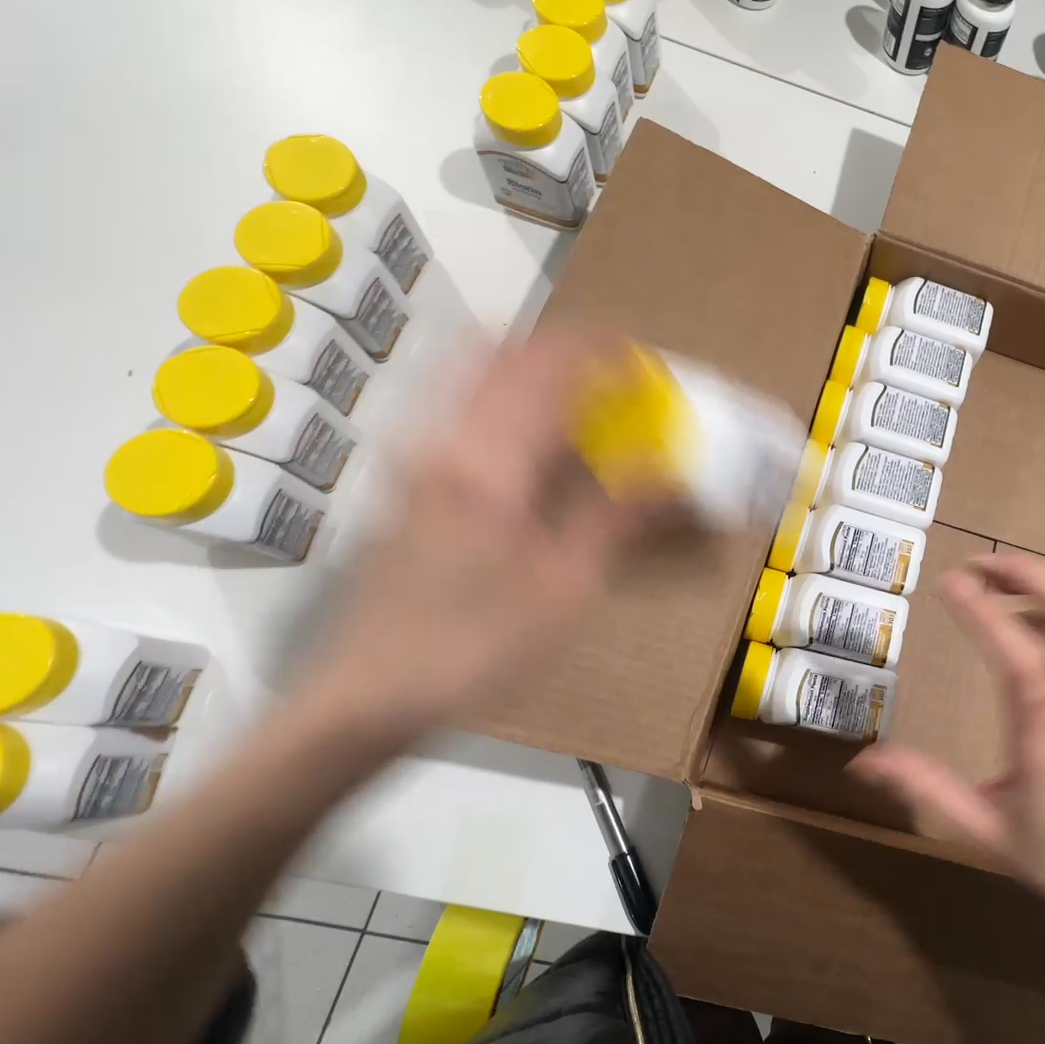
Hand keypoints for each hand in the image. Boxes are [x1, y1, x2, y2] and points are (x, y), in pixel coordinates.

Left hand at [309, 336, 642, 729]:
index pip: (548, 365)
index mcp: (489, 460)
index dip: (603, 349)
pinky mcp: (406, 478)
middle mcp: (444, 438)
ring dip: (532, 367)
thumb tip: (680, 475)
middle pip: (502, 349)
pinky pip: (459, 404)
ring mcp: (416, 455)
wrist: (364, 695)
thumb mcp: (564, 588)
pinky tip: (532, 446)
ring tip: (579, 401)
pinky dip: (504, 397)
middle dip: (566, 348)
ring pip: (472, 371)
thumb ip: (619, 517)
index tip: (647, 359)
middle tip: (614, 375)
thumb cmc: (473, 645)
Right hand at [850, 553, 1044, 907]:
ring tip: (993, 581)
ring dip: (1043, 586)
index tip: (949, 580)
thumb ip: (924, 788)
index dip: (983, 611)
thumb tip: (863, 761)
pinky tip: (1018, 623)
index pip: (1018, 652)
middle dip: (1030, 574)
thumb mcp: (979, 827)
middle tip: (979, 565)